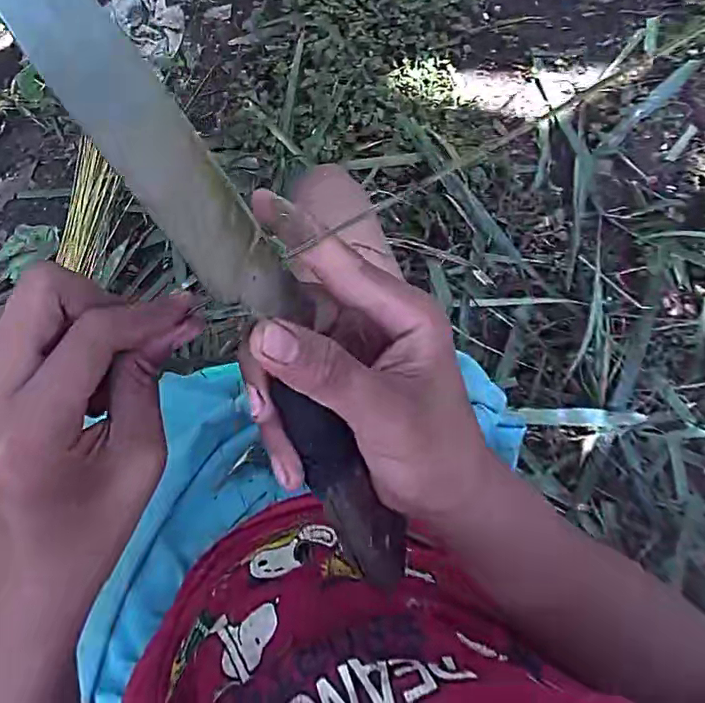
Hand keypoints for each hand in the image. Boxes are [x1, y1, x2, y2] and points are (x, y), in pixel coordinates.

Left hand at [0, 264, 200, 651]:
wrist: (21, 588)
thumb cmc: (90, 537)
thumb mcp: (139, 461)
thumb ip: (146, 380)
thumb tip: (169, 321)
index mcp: (29, 429)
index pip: (90, 334)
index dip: (144, 316)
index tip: (184, 312)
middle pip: (39, 289)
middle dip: (97, 299)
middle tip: (131, 336)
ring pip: (20, 301)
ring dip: (71, 313)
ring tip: (103, 357)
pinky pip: (9, 327)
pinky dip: (49, 330)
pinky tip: (74, 368)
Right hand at [237, 189, 504, 526]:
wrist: (446, 503)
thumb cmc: (434, 453)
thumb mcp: (384, 414)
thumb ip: (325, 372)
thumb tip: (261, 332)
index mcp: (397, 308)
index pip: (338, 258)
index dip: (296, 228)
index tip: (258, 200)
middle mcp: (364, 316)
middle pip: (290, 310)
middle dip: (270, 362)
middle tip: (263, 409)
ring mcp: (342, 344)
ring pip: (278, 348)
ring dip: (273, 401)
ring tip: (286, 455)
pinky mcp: (325, 370)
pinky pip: (282, 376)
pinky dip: (279, 416)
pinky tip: (291, 461)